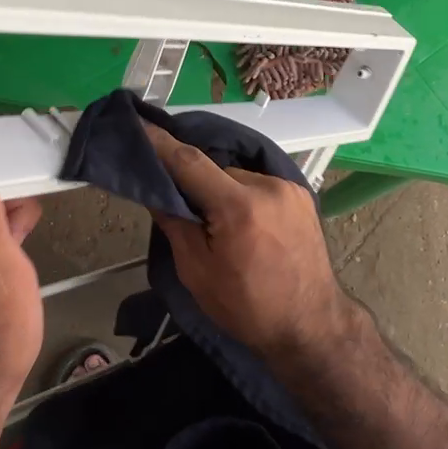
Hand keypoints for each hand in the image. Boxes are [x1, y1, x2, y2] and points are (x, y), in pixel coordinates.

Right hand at [143, 123, 359, 359]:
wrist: (310, 323)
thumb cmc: (248, 307)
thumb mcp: (197, 272)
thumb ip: (175, 224)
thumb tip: (156, 189)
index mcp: (239, 206)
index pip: (190, 162)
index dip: (160, 142)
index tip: (138, 125)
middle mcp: (268, 185)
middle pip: (216, 170)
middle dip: (195, 184)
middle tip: (181, 209)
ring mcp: (289, 187)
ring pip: (239, 176)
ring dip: (223, 191)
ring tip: (220, 227)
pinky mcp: (302, 193)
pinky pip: (261, 183)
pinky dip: (245, 195)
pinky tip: (245, 223)